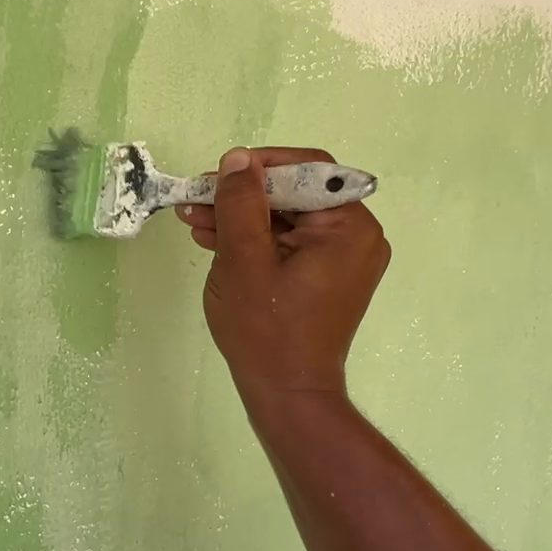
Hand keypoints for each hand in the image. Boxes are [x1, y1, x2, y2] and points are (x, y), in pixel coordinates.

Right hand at [176, 147, 390, 406]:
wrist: (286, 392)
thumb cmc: (265, 328)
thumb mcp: (243, 260)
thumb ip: (240, 204)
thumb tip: (237, 158)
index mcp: (348, 227)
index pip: (307, 171)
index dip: (257, 167)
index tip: (214, 176)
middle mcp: (356, 237)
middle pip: (294, 195)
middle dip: (241, 197)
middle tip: (195, 201)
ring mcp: (342, 259)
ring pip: (286, 220)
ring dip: (241, 219)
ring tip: (195, 222)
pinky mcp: (325, 277)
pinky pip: (289, 244)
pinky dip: (255, 241)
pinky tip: (216, 242)